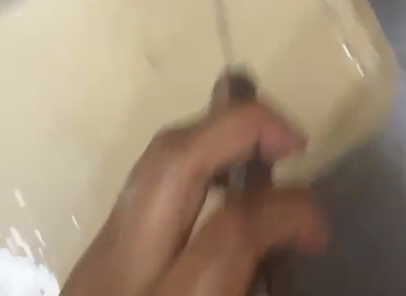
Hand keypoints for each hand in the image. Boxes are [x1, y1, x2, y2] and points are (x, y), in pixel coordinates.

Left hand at [63, 100, 327, 295]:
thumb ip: (248, 286)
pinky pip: (143, 191)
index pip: (227, 234)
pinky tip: (218, 189)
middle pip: (171, 163)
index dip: (290, 212)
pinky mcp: (85, 263)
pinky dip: (190, 170)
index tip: (319, 229)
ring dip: (213, 137)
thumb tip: (290, 255)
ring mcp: (91, 264)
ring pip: (149, 163)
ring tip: (261, 149)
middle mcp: (115, 278)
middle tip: (292, 139)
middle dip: (240, 126)